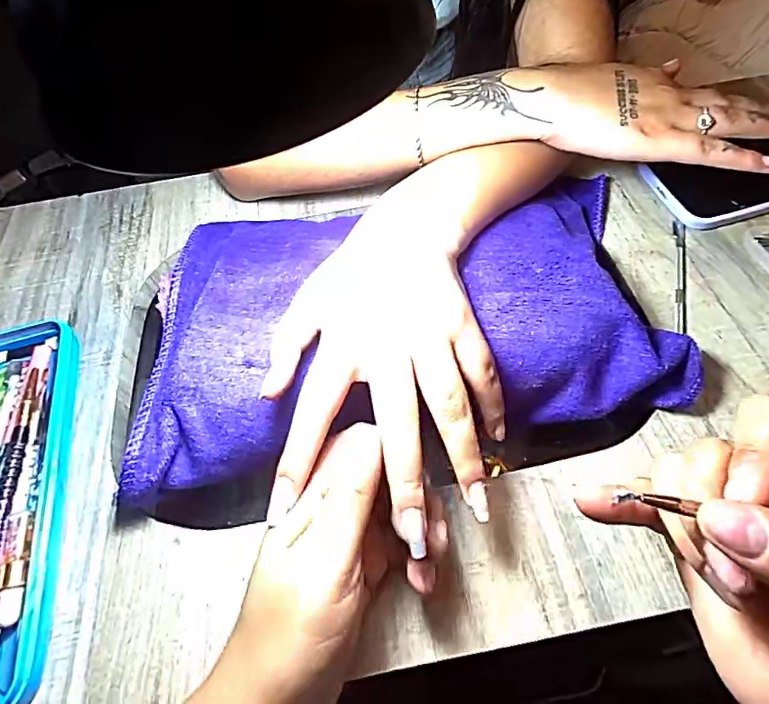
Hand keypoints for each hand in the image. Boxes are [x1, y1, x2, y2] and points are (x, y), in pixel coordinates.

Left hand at [190, 425, 405, 703]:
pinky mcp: (362, 561)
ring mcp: (347, 532)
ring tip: (426, 566)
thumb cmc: (287, 636)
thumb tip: (374, 431)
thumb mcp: (323, 564)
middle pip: (388, 471)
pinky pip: (401, 540)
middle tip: (426, 539)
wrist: (276, 698)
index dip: (397, 460)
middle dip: (417, 501)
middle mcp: (329, 504)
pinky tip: (421, 582)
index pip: (362, 442)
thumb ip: (349, 499)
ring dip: (423, 532)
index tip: (414, 497)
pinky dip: (419, 558)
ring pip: (399, 505)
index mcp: (311, 492)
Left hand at [262, 202, 492, 594]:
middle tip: (415, 537)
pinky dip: (493, 406)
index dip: (297, 462)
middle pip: (398, 424)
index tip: (285, 512)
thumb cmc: (349, 273)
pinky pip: (481, 372)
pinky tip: (500, 441)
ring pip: (450, 407)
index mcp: (342, 345)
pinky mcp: (462, 326)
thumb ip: (286, 347)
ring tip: (478, 505)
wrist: (401, 231)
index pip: (314, 412)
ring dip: (465, 458)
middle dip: (405, 483)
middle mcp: (386, 347)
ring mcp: (429, 337)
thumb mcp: (307, 303)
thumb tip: (267, 394)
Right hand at [507, 61, 768, 171]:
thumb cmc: (567, 88)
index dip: (737, 99)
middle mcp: (672, 96)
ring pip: (733, 121)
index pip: (705, 91)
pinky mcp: (663, 141)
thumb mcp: (612, 74)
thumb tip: (673, 67)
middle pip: (730, 103)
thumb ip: (646, 74)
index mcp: (655, 82)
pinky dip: (745, 157)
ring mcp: (671, 117)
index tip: (761, 103)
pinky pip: (713, 151)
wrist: (550, 97)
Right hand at [575, 396, 768, 703]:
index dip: (755, 455)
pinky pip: (642, 505)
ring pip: (674, 475)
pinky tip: (596, 502)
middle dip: (712, 513)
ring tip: (725, 584)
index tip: (749, 507)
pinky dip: (618, 501)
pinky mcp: (688, 543)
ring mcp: (725, 515)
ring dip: (684, 532)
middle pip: (713, 453)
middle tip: (742, 577)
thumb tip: (730, 517)